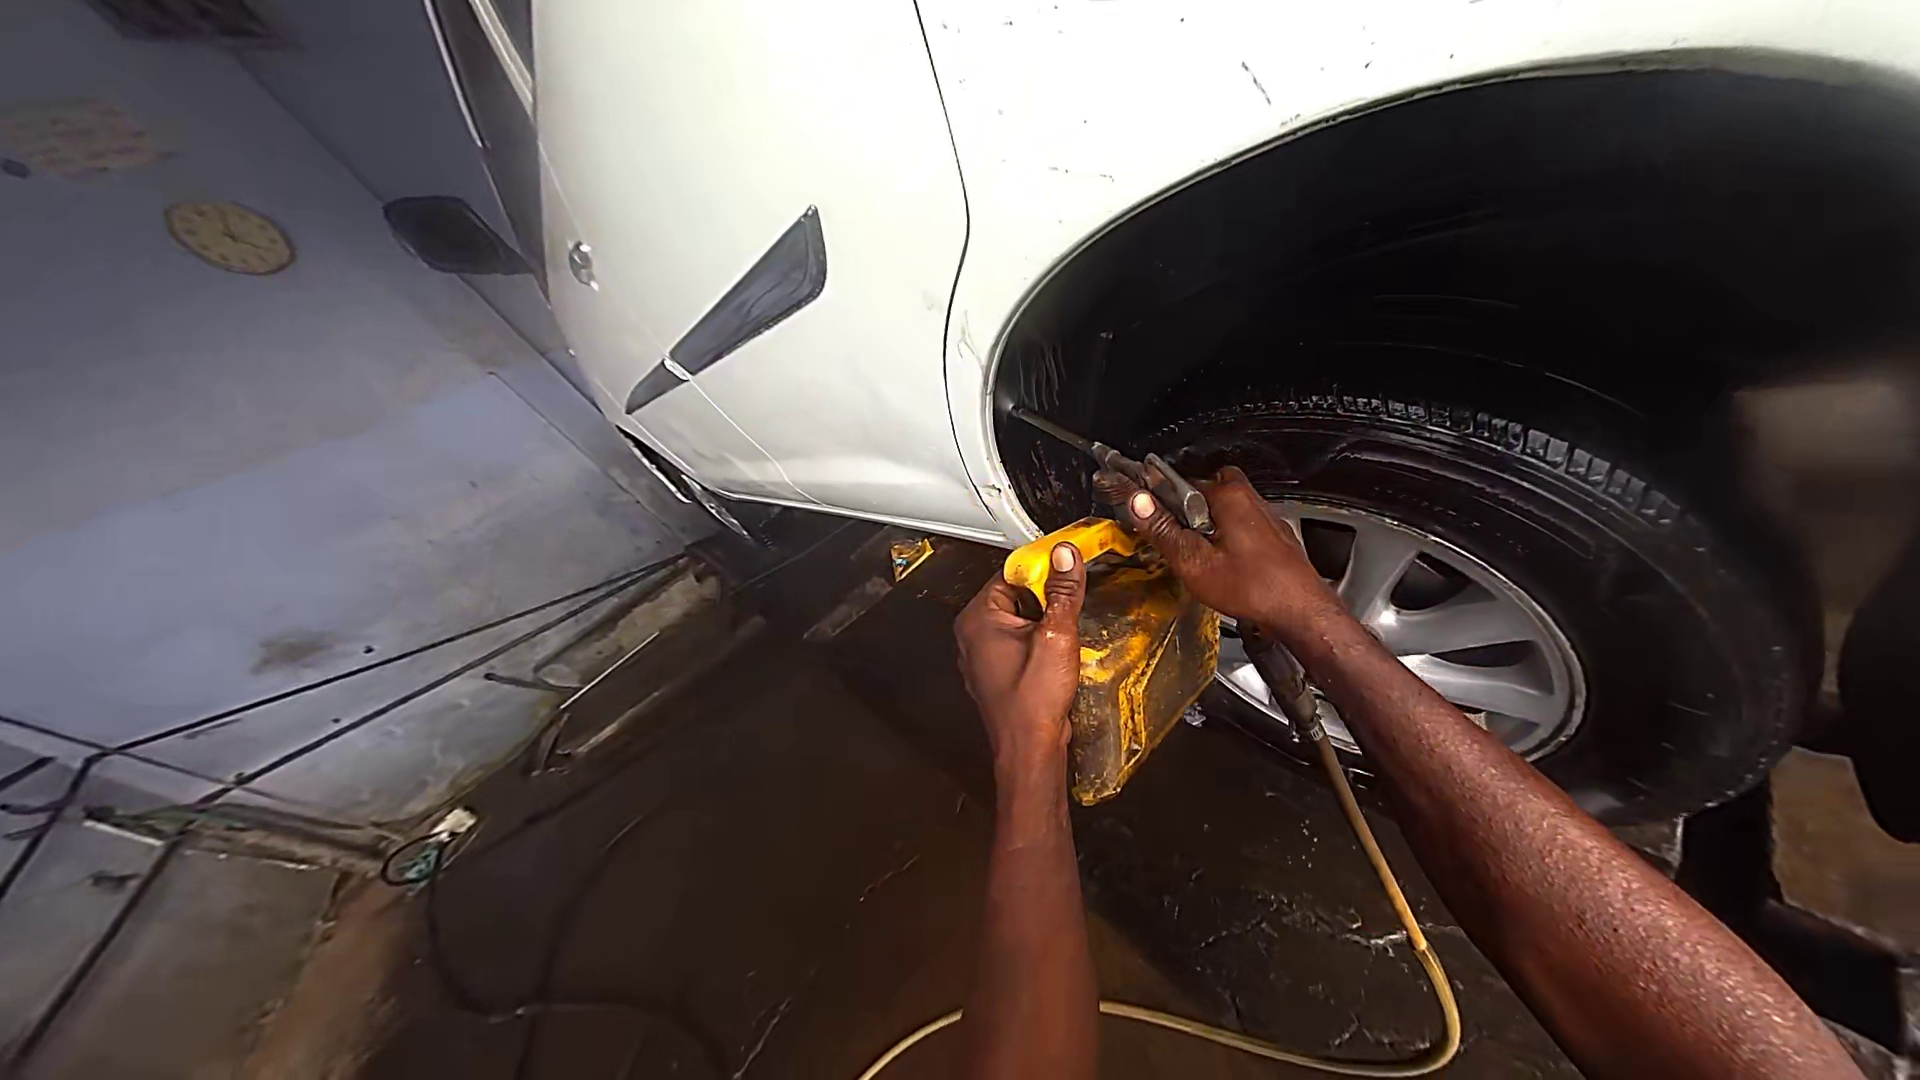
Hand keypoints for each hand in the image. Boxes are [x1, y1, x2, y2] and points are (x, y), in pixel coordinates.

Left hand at [955, 543, 1086, 775]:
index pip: (1010, 572)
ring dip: (1044, 621)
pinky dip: (1038, 641)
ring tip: (1060, 638)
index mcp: (978, 617)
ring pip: (1019, 618)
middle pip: (1014, 594)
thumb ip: (1063, 592)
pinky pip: (1018, 640)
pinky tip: (1054, 655)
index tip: (1065, 566)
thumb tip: (1065, 557)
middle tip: (1065, 610)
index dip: (1041, 569)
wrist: (1029, 749)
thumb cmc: (1031, 701)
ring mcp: (983, 653)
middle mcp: (973, 633)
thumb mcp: (1056, 635)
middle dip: (1044, 598)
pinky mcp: (997, 669)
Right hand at [1094, 465, 1341, 633]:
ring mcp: (1264, 516)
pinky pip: (1239, 523)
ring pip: (1222, 507)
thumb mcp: (1193, 561)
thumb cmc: (1254, 588)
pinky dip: (1224, 536)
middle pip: (1202, 491)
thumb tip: (1137, 502)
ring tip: (1198, 553)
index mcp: (1227, 496)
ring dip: (1206, 524)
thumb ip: (1162, 529)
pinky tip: (1221, 562)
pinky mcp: (1272, 535)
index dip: (1158, 499)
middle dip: (1185, 510)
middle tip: (1176, 536)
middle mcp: (1249, 499)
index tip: (1148, 511)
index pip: (1178, 482)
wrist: (1299, 613)